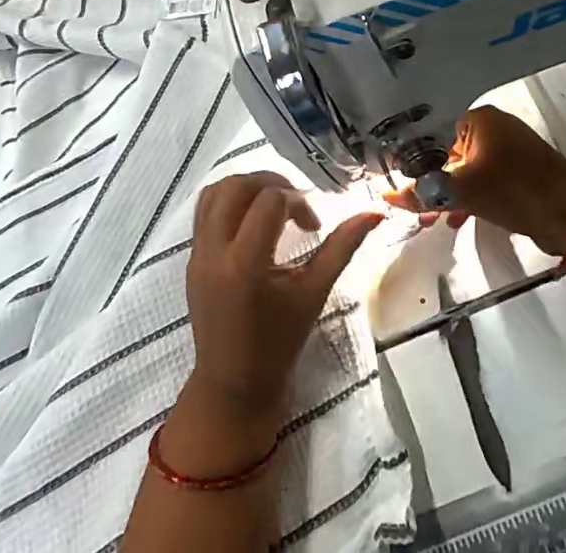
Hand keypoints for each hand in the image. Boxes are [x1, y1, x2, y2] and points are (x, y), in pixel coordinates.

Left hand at [186, 173, 382, 412]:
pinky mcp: (190, 259)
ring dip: (245, 187)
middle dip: (269, 183)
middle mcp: (214, 252)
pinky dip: (227, 201)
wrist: (234, 383)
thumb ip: (342, 247)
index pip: (269, 201)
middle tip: (294, 202)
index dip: (298, 202)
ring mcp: (197, 254)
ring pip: (213, 192)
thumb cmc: (280, 342)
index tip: (312, 226)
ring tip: (272, 204)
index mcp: (245, 263)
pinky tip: (251, 220)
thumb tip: (374, 212)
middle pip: (236, 186)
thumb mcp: (314, 291)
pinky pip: (203, 212)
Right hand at [389, 106, 565, 253]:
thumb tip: (385, 195)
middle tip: (418, 209)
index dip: (417, 162)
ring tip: (433, 220)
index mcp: (480, 120)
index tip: (404, 186)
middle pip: (449, 155)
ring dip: (450, 195)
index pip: (435, 135)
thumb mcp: (460, 191)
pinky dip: (470, 198)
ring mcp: (509, 152)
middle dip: (433, 184)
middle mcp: (494, 130)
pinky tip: (458, 219)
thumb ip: (421, 192)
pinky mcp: (520, 174)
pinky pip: (484, 182)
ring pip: (466, 172)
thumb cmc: (513, 190)